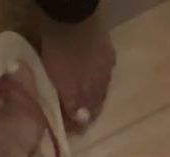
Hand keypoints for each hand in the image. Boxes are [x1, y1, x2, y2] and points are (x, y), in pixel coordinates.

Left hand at [36, 12, 114, 132]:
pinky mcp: (106, 48)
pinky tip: (88, 73)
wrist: (72, 15)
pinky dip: (93, 76)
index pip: (88, 117)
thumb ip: (73, 104)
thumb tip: (83, 123)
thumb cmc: (63, 52)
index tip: (67, 127)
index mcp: (95, 95)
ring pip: (100, 86)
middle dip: (85, 109)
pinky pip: (100, 69)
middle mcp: (106, 84)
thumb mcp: (62, 83)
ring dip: (90, 93)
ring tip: (79, 93)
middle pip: (96, 103)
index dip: (78, 123)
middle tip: (73, 112)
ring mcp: (107, 66)